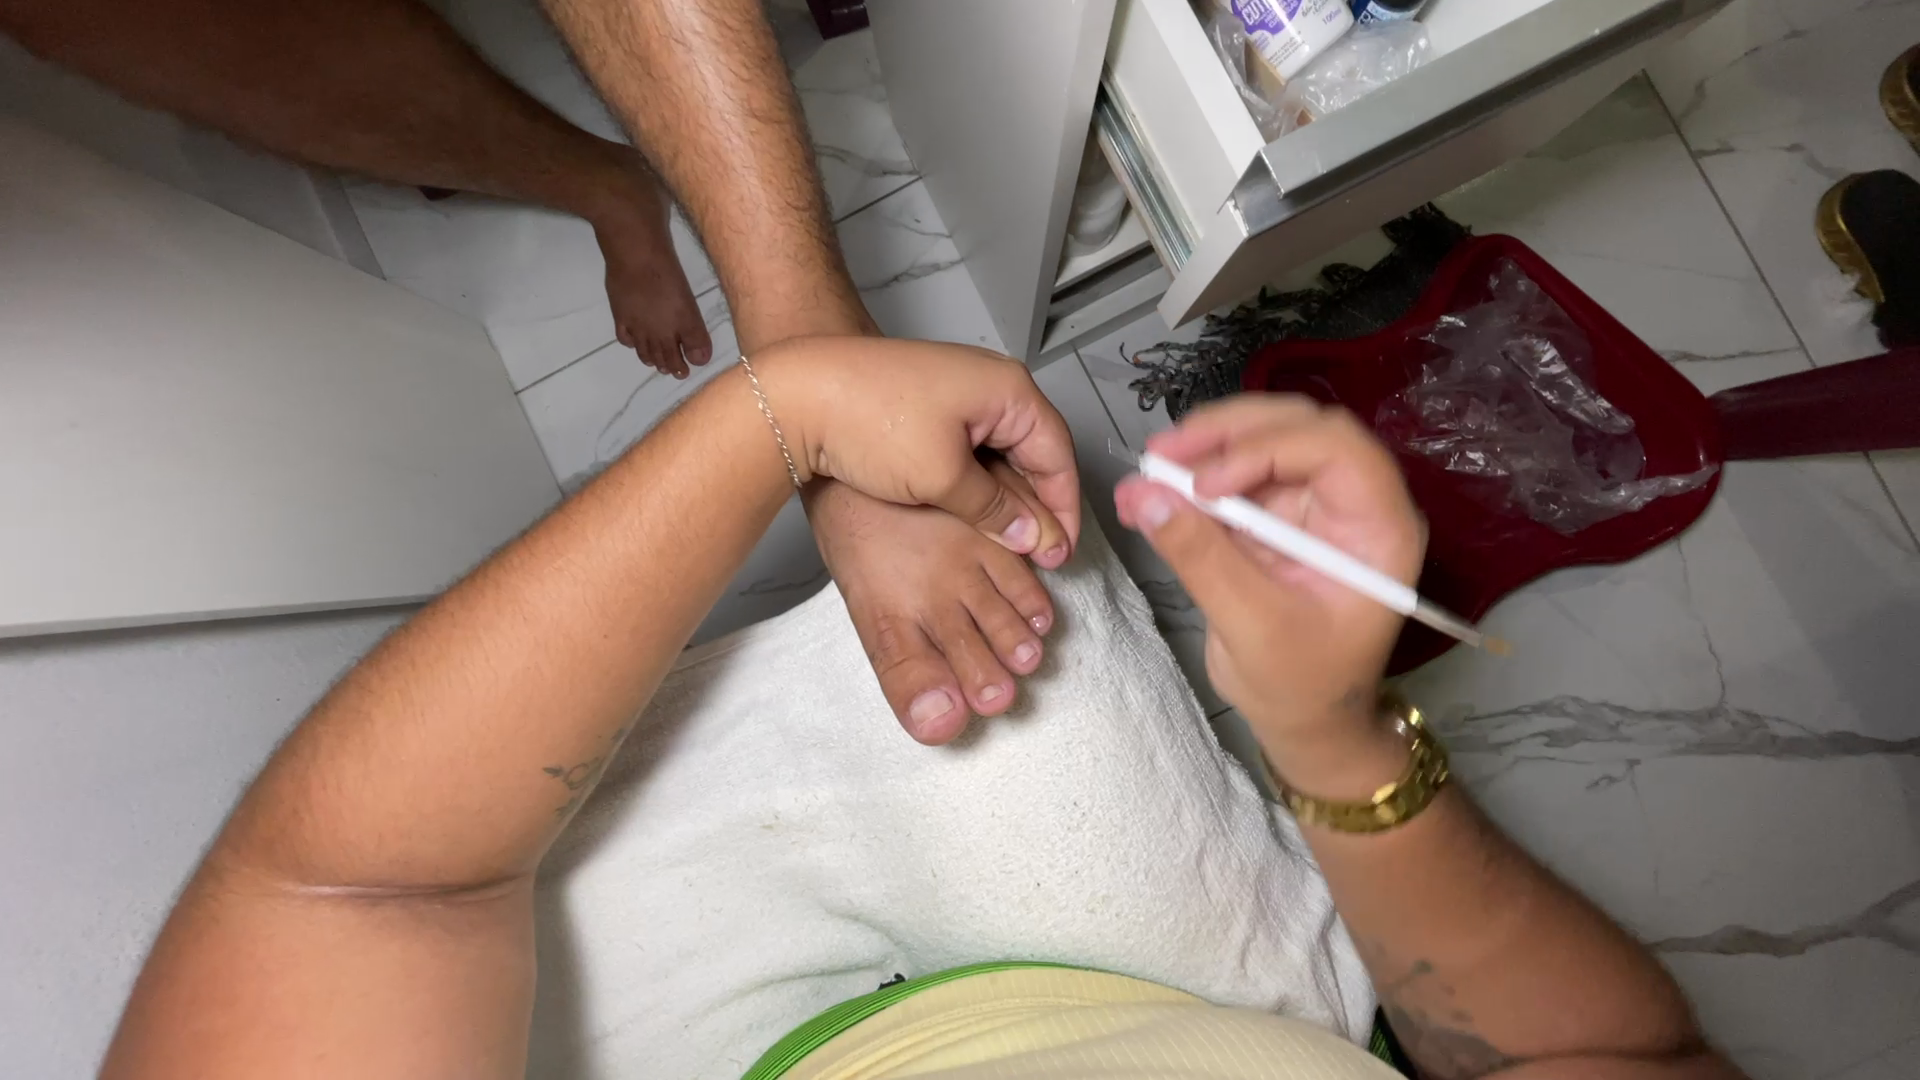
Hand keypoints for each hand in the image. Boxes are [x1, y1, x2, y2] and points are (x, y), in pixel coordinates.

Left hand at [754, 336, 1079, 559]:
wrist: (796, 395)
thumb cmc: (866, 417)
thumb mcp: (942, 477)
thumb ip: (993, 509)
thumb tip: (1027, 534)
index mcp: (1007, 389)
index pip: (1056, 454)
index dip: (1063, 509)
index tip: (1061, 550)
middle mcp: (989, 384)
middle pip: (1032, 453)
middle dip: (1037, 506)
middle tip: (1040, 554)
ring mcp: (957, 394)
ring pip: (1000, 455)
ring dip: (1006, 498)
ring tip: (1008, 541)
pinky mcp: (930, 407)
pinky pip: (970, 450)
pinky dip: (977, 483)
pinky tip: (975, 514)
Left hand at [808, 486, 1055, 743]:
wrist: (859, 462)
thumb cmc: (856, 534)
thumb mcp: (862, 601)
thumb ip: (903, 666)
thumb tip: (936, 722)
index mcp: (883, 611)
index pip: (904, 667)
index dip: (925, 697)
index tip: (947, 720)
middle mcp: (923, 591)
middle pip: (957, 645)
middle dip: (980, 675)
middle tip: (998, 698)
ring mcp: (956, 562)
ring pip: (992, 611)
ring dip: (1011, 639)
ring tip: (1025, 660)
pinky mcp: (981, 537)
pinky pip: (1015, 571)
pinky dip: (1031, 598)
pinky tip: (1040, 620)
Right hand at [1113, 396, 1424, 750]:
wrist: (1301, 718)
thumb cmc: (1302, 683)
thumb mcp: (1253, 625)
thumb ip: (1201, 557)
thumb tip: (1143, 495)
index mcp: (1375, 526)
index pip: (1334, 449)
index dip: (1267, 449)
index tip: (1206, 486)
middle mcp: (1346, 503)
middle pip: (1295, 428)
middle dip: (1226, 433)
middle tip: (1162, 453)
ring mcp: (1305, 507)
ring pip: (1256, 444)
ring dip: (1198, 451)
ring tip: (1146, 471)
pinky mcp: (1267, 519)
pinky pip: (1226, 482)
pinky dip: (1184, 483)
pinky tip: (1144, 495)